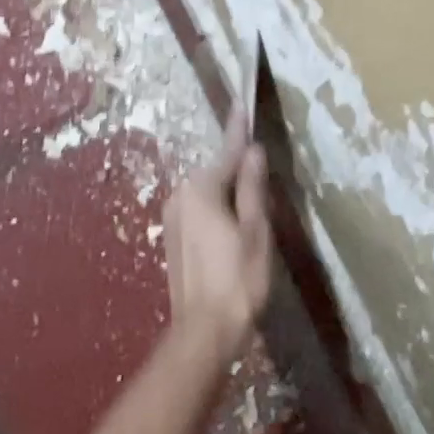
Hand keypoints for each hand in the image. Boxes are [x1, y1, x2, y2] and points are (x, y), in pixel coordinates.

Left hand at [163, 113, 274, 363]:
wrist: (204, 330)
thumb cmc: (238, 278)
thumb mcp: (255, 229)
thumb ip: (252, 187)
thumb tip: (252, 151)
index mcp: (201, 189)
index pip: (227, 152)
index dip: (239, 130)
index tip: (241, 103)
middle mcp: (180, 196)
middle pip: (216, 173)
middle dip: (238, 169)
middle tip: (262, 170)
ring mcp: (172, 218)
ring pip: (207, 194)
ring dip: (228, 193)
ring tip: (253, 207)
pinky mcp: (171, 238)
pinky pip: (199, 211)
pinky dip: (217, 210)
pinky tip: (233, 227)